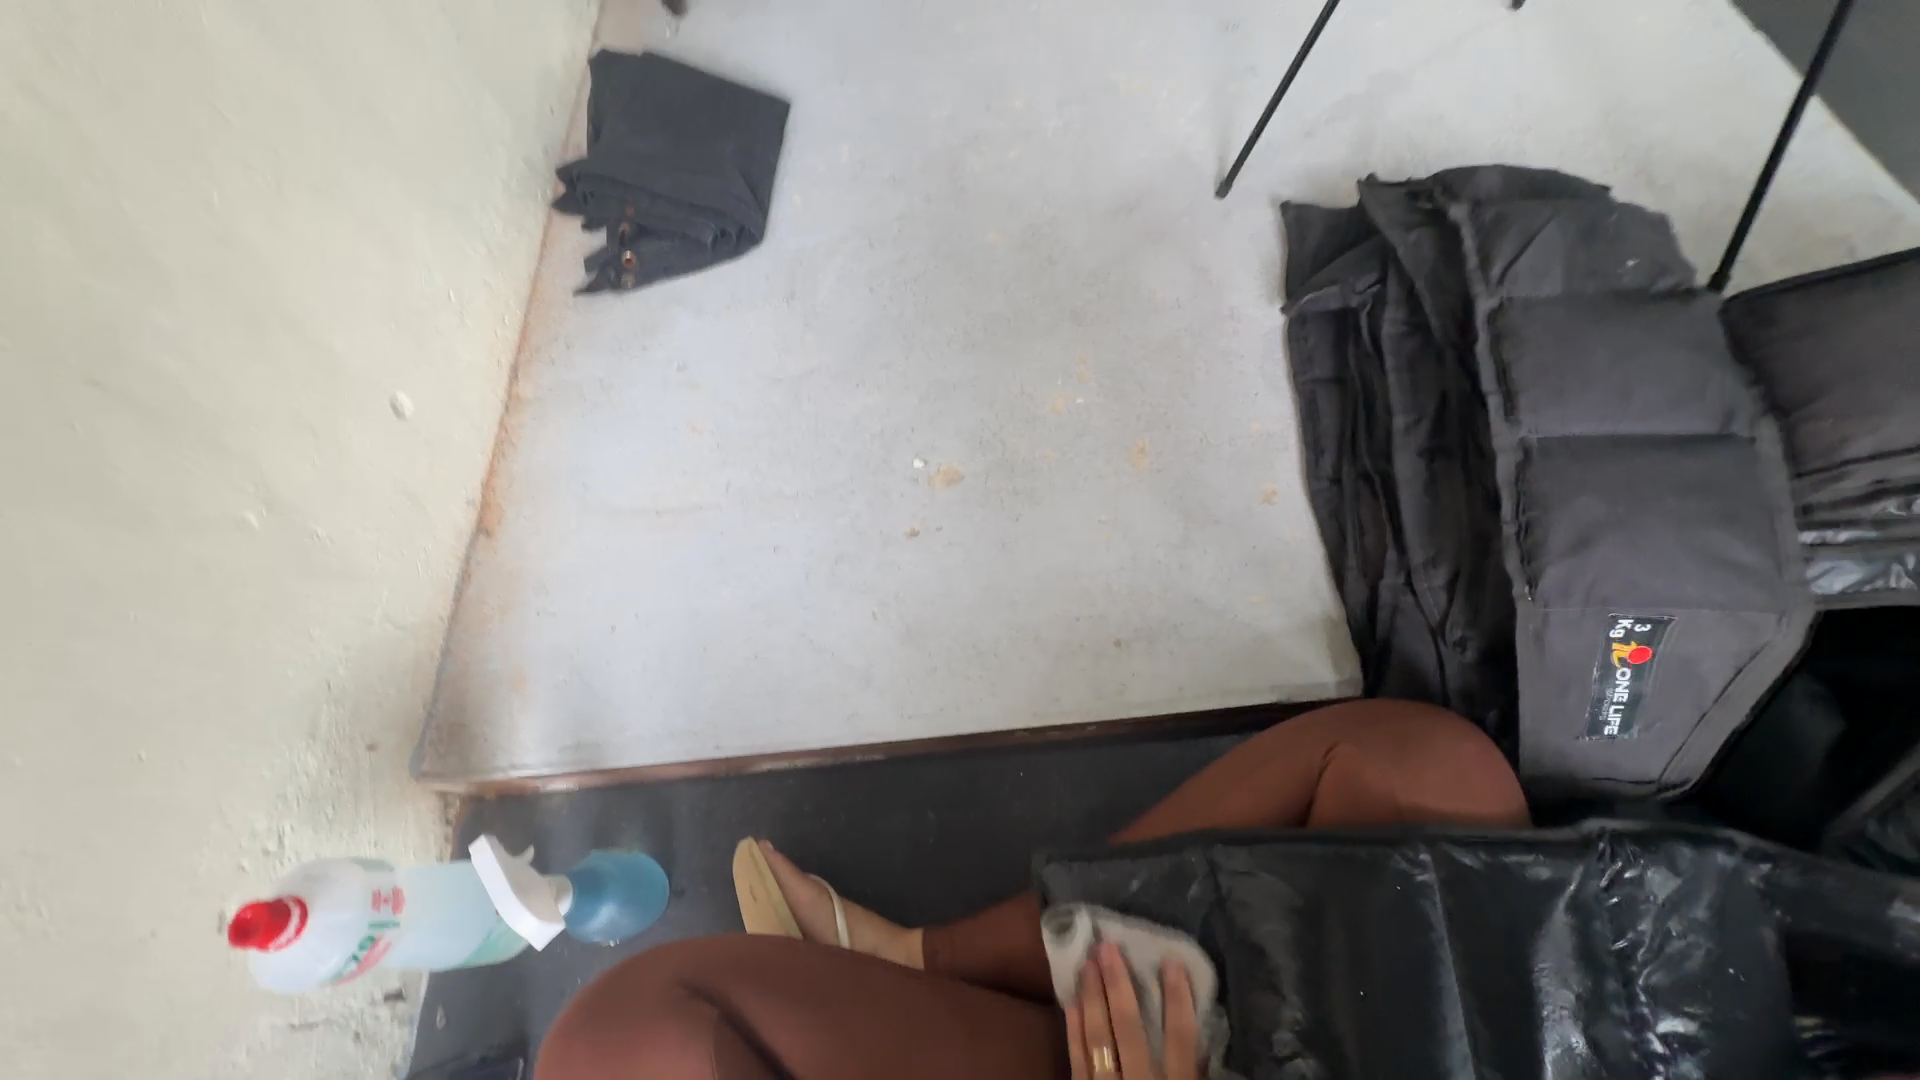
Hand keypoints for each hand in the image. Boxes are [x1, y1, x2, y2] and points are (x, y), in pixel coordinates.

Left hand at [1066, 942, 1200, 1079]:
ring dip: (1092, 998)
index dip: (1178, 998)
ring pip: (1099, 1038)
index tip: (1172, 960)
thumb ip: (1193, 1068)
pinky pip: (1077, 1061)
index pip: (1181, 1038)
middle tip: (1107, 947)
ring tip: (1087, 963)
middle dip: (1117, 985)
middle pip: (1129, 1028)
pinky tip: (1072, 1002)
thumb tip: (1198, 1024)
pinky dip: (1074, 1031)